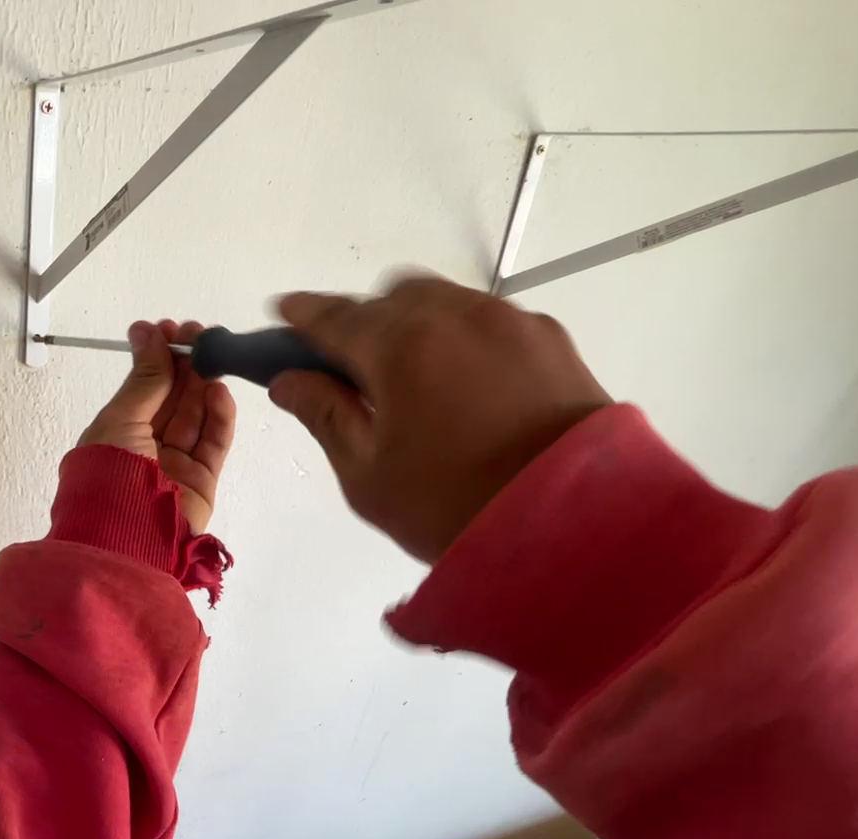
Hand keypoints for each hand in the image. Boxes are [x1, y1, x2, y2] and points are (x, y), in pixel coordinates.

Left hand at [78, 320, 237, 534]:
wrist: (125, 537)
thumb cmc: (108, 474)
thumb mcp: (120, 419)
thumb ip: (144, 379)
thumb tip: (147, 334)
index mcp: (117, 434)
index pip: (144, 390)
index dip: (158, 359)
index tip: (168, 329)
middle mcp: (146, 448)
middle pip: (173, 399)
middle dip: (184, 365)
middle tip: (196, 333)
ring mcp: (175, 465)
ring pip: (195, 417)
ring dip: (203, 383)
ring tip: (212, 352)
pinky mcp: (202, 482)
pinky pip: (214, 443)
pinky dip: (220, 416)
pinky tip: (219, 389)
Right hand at [268, 275, 610, 561]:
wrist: (573, 523)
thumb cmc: (449, 504)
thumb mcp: (365, 472)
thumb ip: (323, 414)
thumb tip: (288, 381)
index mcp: (400, 346)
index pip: (335, 316)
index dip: (303, 314)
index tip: (284, 313)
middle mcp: (456, 316)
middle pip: (392, 295)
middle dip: (363, 319)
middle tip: (349, 366)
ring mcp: (510, 322)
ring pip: (444, 301)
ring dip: (413, 324)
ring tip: (408, 377)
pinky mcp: (550, 340)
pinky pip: (487, 320)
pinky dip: (458, 337)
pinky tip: (461, 385)